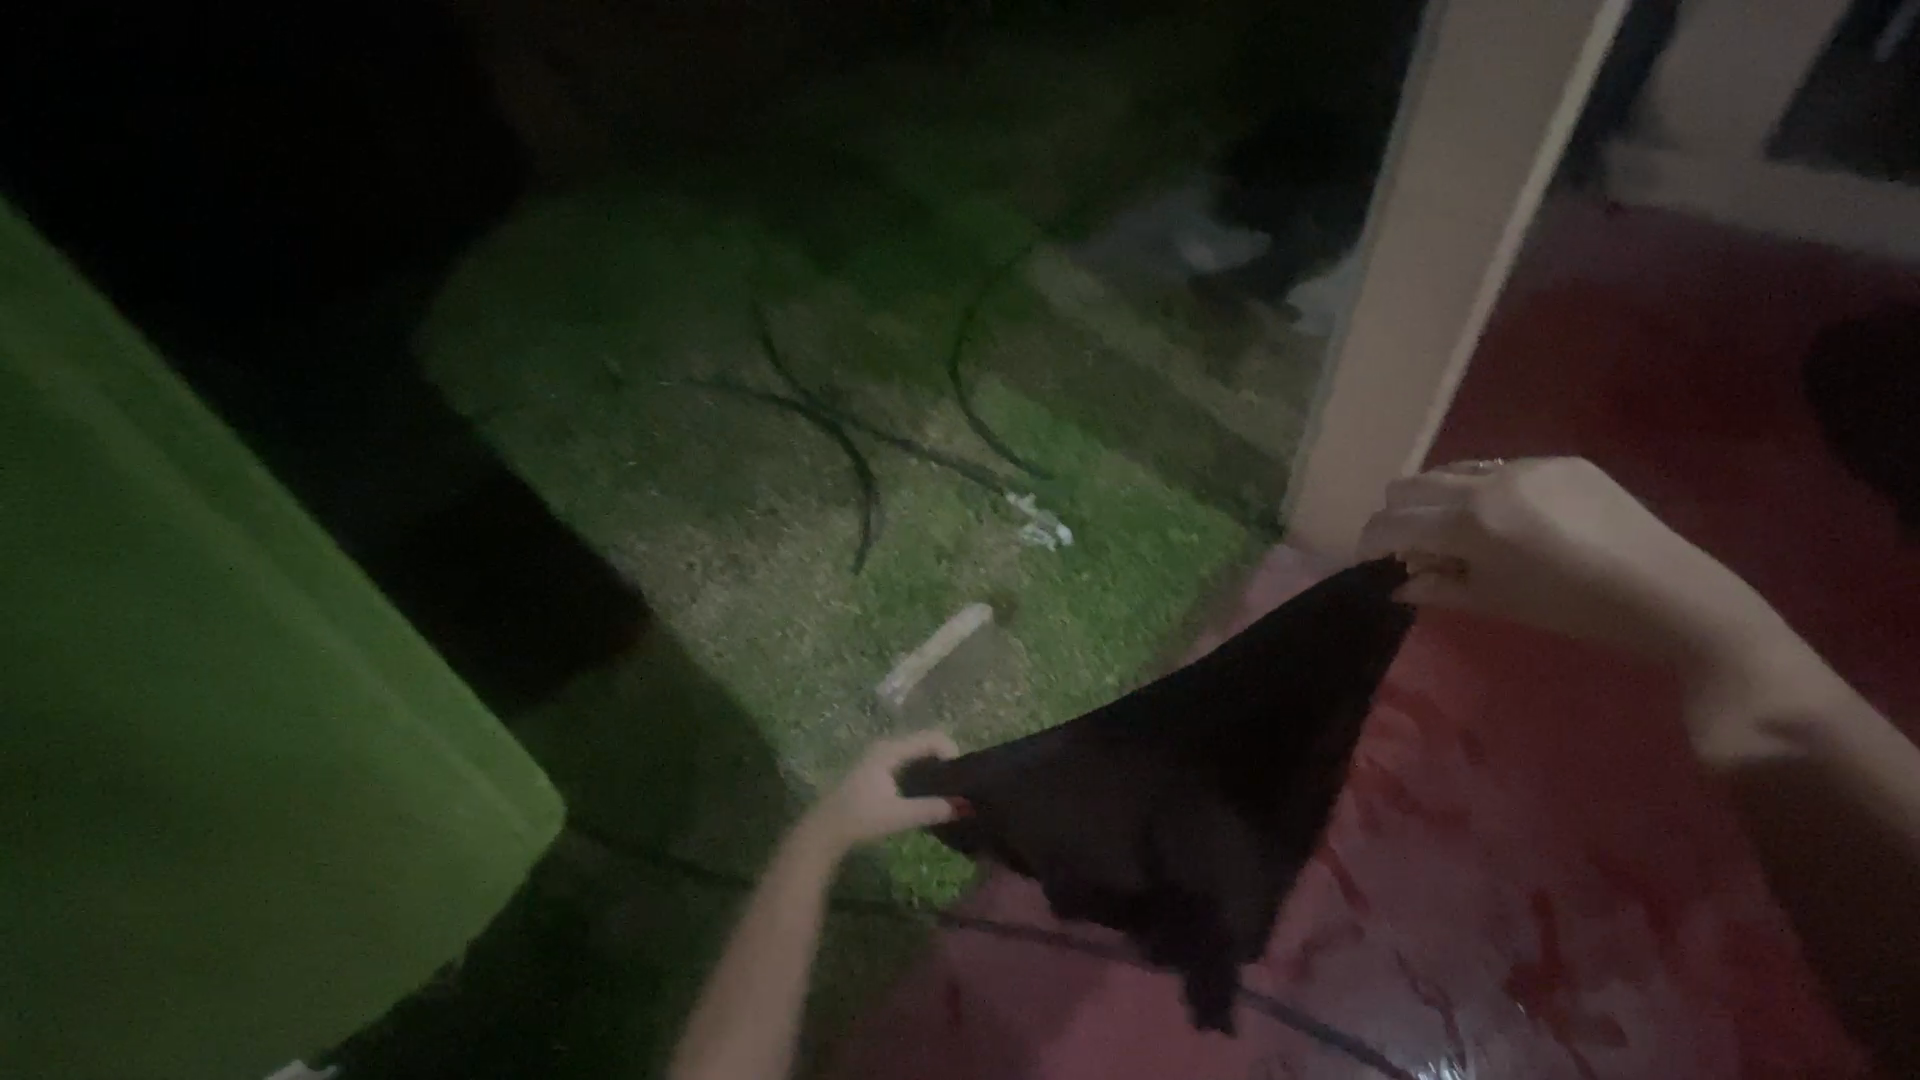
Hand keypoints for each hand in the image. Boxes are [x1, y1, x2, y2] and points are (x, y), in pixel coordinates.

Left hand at [800, 731, 961, 854]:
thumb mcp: (899, 816)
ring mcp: (878, 756)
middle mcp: (885, 746)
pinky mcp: (875, 768)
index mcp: (891, 750)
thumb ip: (933, 809)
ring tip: (947, 789)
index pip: (932, 737)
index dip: (951, 752)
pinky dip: (920, 771)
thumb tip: (966, 806)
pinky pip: (906, 761)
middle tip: (959, 784)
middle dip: (944, 760)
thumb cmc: (860, 818)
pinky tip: (926, 792)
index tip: (963, 777)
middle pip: (924, 742)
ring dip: (932, 767)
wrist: (824, 830)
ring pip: (915, 753)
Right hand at [1356, 457, 1773, 667]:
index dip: (1370, 543)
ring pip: (1449, 471)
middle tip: (1410, 549)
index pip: (1391, 523)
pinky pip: (1496, 468)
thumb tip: (1396, 582)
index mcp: (1470, 522)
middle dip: (1396, 517)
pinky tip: (1508, 521)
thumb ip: (1433, 586)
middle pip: (1408, 486)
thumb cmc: (1570, 610)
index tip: (1371, 562)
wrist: (1669, 595)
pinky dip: (1481, 492)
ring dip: (1435, 501)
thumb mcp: (1490, 602)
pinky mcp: (1560, 460)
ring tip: (1455, 533)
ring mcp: (1527, 464)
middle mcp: (1489, 481)